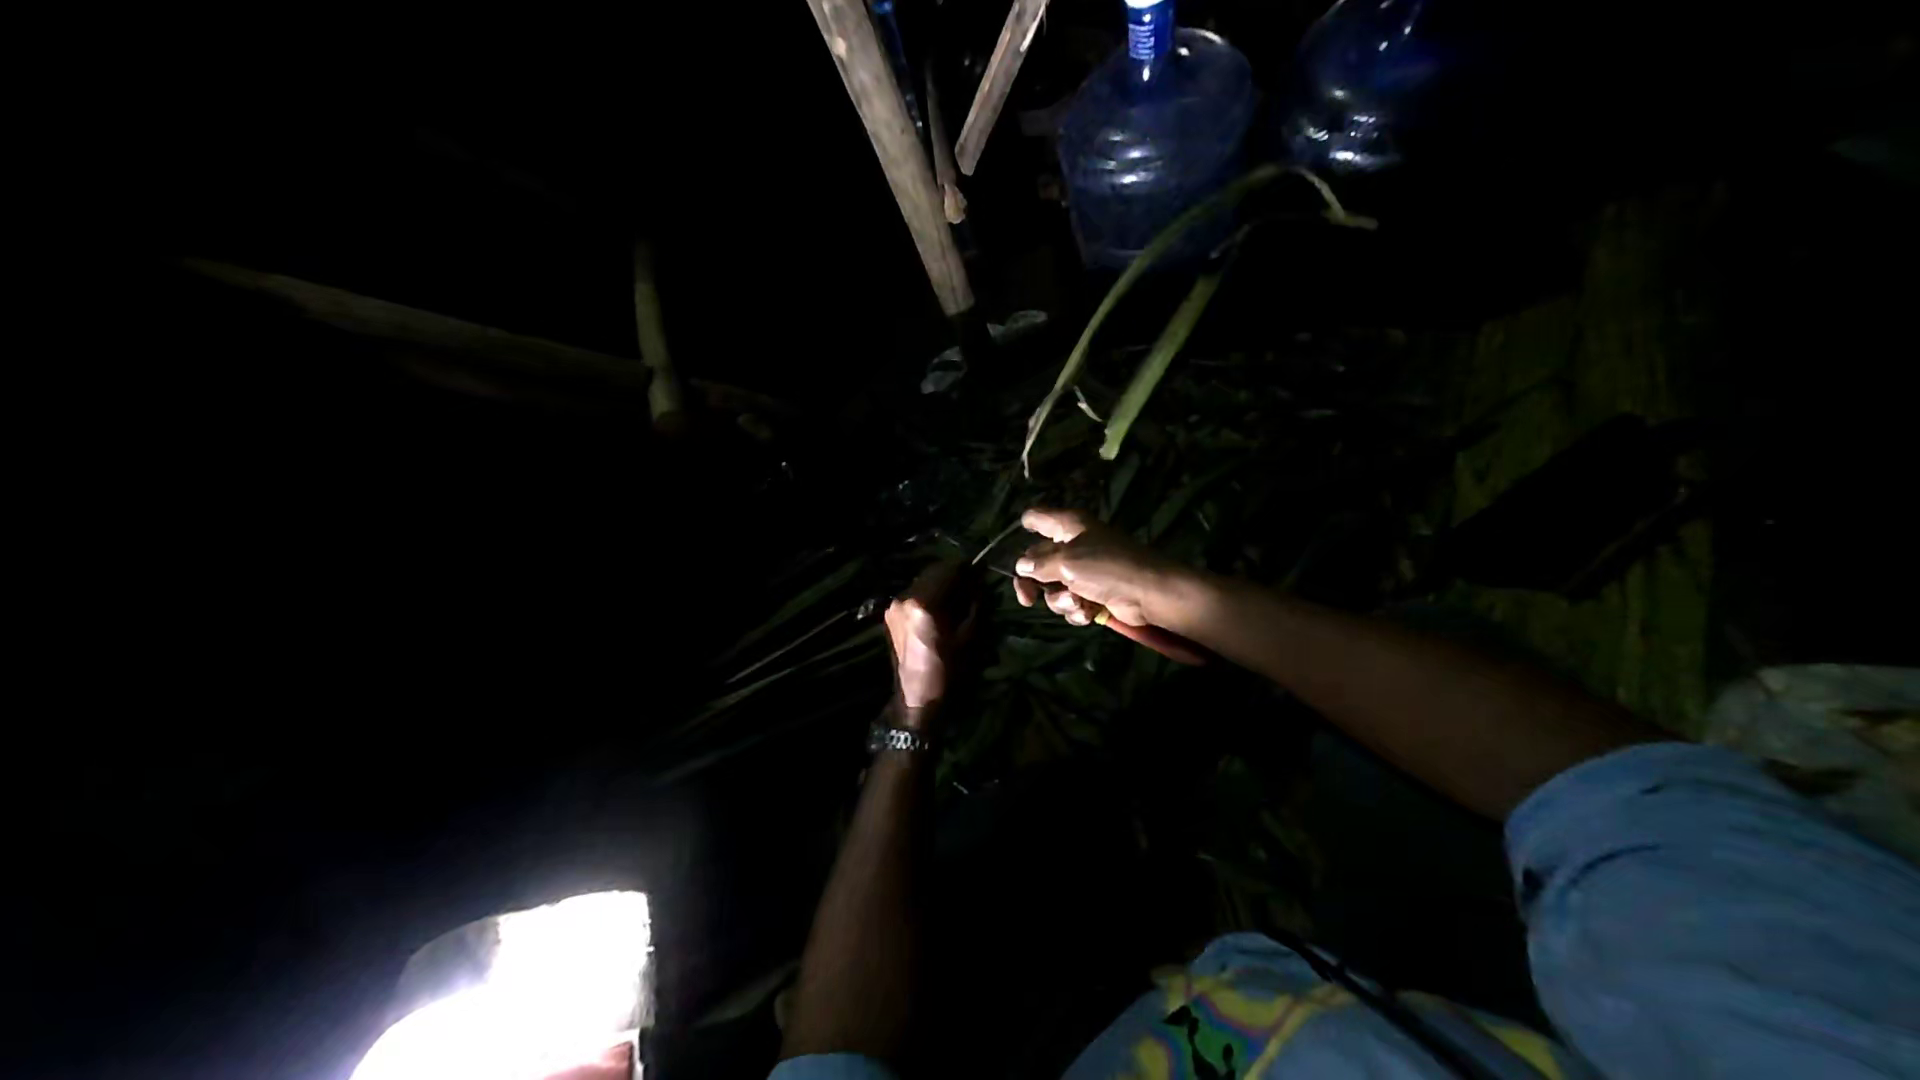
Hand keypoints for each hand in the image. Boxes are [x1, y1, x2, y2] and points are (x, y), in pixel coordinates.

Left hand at [885, 560, 974, 724]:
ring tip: (955, 595)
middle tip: (970, 582)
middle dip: (952, 574)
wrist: (917, 696)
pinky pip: (912, 595)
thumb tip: (979, 581)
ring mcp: (894, 606)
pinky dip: (927, 594)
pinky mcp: (890, 614)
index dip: (965, 567)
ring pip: (921, 581)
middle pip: (932, 572)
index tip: (979, 569)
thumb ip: (974, 604)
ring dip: (939, 583)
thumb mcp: (969, 636)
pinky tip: (939, 607)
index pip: (947, 569)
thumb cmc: (948, 670)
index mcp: (924, 604)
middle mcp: (905, 599)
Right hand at [1011, 508, 1197, 628]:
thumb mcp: (1066, 562)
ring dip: (1060, 600)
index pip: (1038, 517)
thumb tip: (1021, 566)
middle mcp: (1073, 545)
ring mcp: (1083, 571)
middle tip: (1027, 598)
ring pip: (1053, 587)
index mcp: (1068, 526)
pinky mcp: (1092, 593)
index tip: (1018, 537)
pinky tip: (1088, 611)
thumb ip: (1039, 564)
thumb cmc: (1107, 567)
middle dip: (1034, 582)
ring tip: (1076, 602)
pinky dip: (1076, 610)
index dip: (1026, 524)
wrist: (1148, 593)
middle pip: (1037, 560)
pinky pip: (1070, 602)